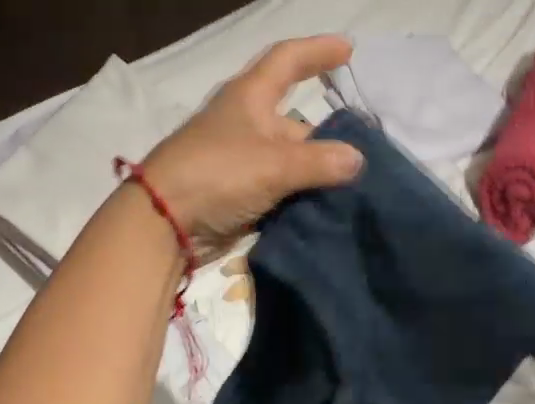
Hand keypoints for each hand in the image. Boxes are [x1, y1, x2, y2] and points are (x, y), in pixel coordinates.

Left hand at [141, 36, 364, 261]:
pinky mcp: (240, 197)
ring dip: (318, 175)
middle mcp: (248, 125)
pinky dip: (302, 199)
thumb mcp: (274, 164)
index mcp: (250, 98)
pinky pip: (280, 193)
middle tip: (366, 157)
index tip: (348, 50)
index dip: (317, 52)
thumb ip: (319, 162)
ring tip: (355, 190)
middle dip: (328, 138)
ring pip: (291, 163)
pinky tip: (328, 212)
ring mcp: (243, 163)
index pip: (287, 61)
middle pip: (297, 125)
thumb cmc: (217, 174)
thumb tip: (358, 159)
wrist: (167, 223)